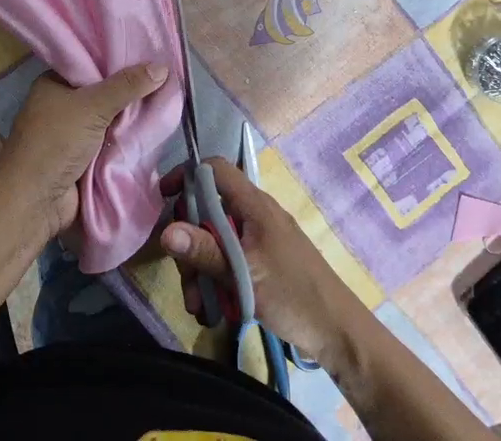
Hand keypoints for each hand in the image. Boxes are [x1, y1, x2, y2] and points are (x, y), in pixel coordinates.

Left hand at [0, 64, 168, 239]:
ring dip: (133, 117)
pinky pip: (112, 142)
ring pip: (111, 118)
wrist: (35, 202)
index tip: (152, 53)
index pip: (92, 63)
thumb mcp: (91, 106)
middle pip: (105, 91)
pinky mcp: (84, 158)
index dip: (120, 59)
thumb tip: (162, 66)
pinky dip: (129, 139)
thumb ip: (126, 86)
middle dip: (132, 90)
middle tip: (168, 77)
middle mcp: (63, 105)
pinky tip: (157, 128)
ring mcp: (73, 133)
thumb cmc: (55, 143)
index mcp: (55, 83)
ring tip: (170, 99)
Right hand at [160, 157, 372, 364]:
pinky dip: (216, 282)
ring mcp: (258, 238)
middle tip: (188, 281)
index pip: (215, 170)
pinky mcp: (261, 262)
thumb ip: (205, 251)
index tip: (164, 197)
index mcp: (254, 205)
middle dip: (190, 246)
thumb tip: (165, 231)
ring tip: (199, 307)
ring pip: (215, 242)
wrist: (336, 330)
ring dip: (201, 272)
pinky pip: (228, 261)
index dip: (188, 176)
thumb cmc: (292, 294)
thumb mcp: (243, 274)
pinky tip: (214, 310)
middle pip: (208, 212)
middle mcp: (255, 214)